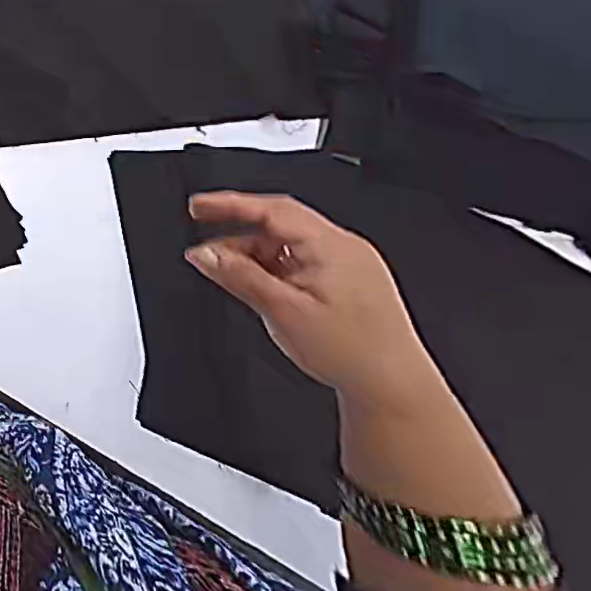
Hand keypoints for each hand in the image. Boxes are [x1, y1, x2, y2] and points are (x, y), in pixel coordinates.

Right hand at [184, 191, 433, 397]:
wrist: (391, 386)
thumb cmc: (353, 352)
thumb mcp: (283, 311)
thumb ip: (239, 276)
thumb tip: (206, 254)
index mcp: (332, 247)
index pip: (272, 210)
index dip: (230, 204)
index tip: (199, 205)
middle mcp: (343, 248)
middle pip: (277, 225)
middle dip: (236, 229)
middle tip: (203, 236)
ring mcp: (345, 264)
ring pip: (285, 245)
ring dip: (250, 253)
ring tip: (221, 269)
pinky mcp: (344, 281)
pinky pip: (296, 261)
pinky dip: (268, 267)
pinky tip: (251, 282)